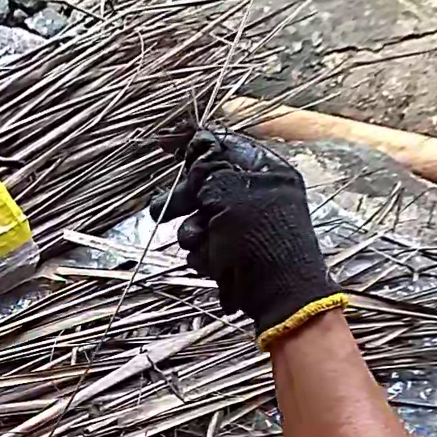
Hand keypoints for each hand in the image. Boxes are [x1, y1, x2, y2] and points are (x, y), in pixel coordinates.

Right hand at [149, 130, 344, 347]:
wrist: (276, 295)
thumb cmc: (260, 239)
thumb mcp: (231, 194)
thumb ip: (209, 167)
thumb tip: (196, 141)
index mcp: (264, 173)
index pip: (224, 147)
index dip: (194, 146)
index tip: (164, 145)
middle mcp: (253, 197)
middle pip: (205, 186)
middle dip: (183, 200)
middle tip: (161, 210)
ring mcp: (242, 228)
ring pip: (198, 220)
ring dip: (192, 233)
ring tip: (199, 242)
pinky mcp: (231, 254)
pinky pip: (203, 246)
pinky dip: (202, 254)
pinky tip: (211, 261)